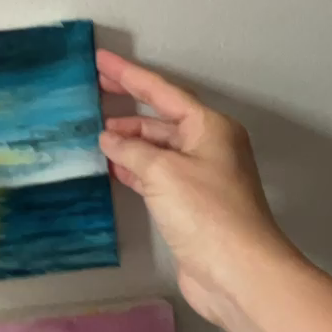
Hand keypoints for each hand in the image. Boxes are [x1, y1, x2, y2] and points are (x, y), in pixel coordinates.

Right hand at [95, 49, 301, 323]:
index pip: (161, 92)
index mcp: (209, 127)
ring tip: (94, 131)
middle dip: (127, 104)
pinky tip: (112, 165)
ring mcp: (199, 175)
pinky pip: (155, 171)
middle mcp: (206, 145)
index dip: (128, 74)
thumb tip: (109, 139)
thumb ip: (130, 150)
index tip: (100, 59)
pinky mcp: (189, 202)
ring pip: (156, 146)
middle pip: (160, 117)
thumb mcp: (162, 170)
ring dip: (127, 139)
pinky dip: (133, 165)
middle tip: (93, 88)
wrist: (238, 272)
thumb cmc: (207, 213)